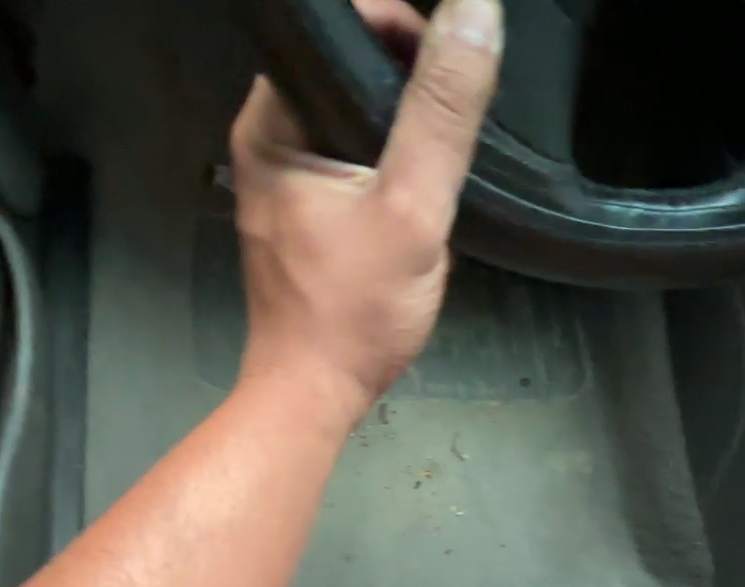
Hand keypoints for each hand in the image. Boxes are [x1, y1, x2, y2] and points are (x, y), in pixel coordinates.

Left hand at [229, 0, 503, 424]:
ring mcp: (283, 176)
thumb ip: (441, 114)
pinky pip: (351, 157)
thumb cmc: (352, 312)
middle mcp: (269, 137)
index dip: (404, 33)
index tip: (452, 73)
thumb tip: (474, 13)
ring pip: (353, 115)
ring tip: (443, 156)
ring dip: (403, 126)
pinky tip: (418, 188)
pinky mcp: (302, 209)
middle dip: (409, 84)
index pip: (341, 30)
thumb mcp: (410, 209)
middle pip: (347, 70)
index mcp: (274, 121)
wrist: (314, 391)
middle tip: (455, 122)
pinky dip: (387, 161)